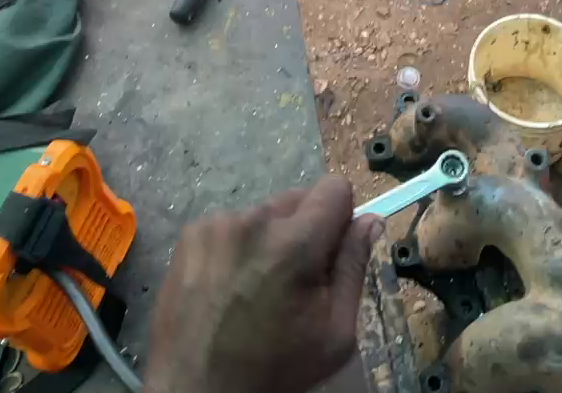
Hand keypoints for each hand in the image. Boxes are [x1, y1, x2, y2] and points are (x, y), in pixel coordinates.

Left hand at [143, 177, 381, 392]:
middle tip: (294, 277)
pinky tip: (230, 283)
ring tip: (257, 284)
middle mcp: (255, 220)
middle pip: (299, 198)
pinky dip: (238, 245)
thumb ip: (354, 267)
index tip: (331, 249)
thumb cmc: (275, 369)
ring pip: (265, 212)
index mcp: (294, 243)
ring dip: (270, 237)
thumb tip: (370, 220)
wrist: (197, 391)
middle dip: (305, 228)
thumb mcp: (334, 333)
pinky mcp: (192, 233)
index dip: (341, 216)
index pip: (335, 188)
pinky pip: (232, 223)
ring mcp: (218, 224)